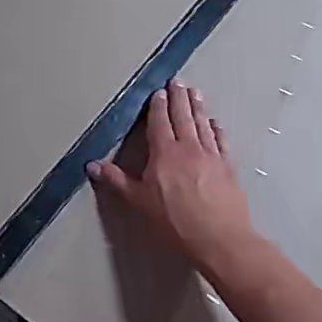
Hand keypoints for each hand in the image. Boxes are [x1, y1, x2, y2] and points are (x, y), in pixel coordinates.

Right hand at [87, 79, 256, 272]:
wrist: (221, 240)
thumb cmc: (175, 220)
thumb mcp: (139, 200)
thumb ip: (116, 180)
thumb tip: (92, 166)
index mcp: (164, 152)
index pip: (160, 122)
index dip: (158, 105)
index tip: (159, 91)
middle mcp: (189, 148)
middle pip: (183, 117)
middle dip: (179, 98)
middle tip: (178, 81)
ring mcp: (212, 157)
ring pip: (203, 125)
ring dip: (198, 108)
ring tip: (195, 93)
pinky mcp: (229, 169)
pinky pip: (221, 142)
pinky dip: (217, 130)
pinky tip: (215, 123)